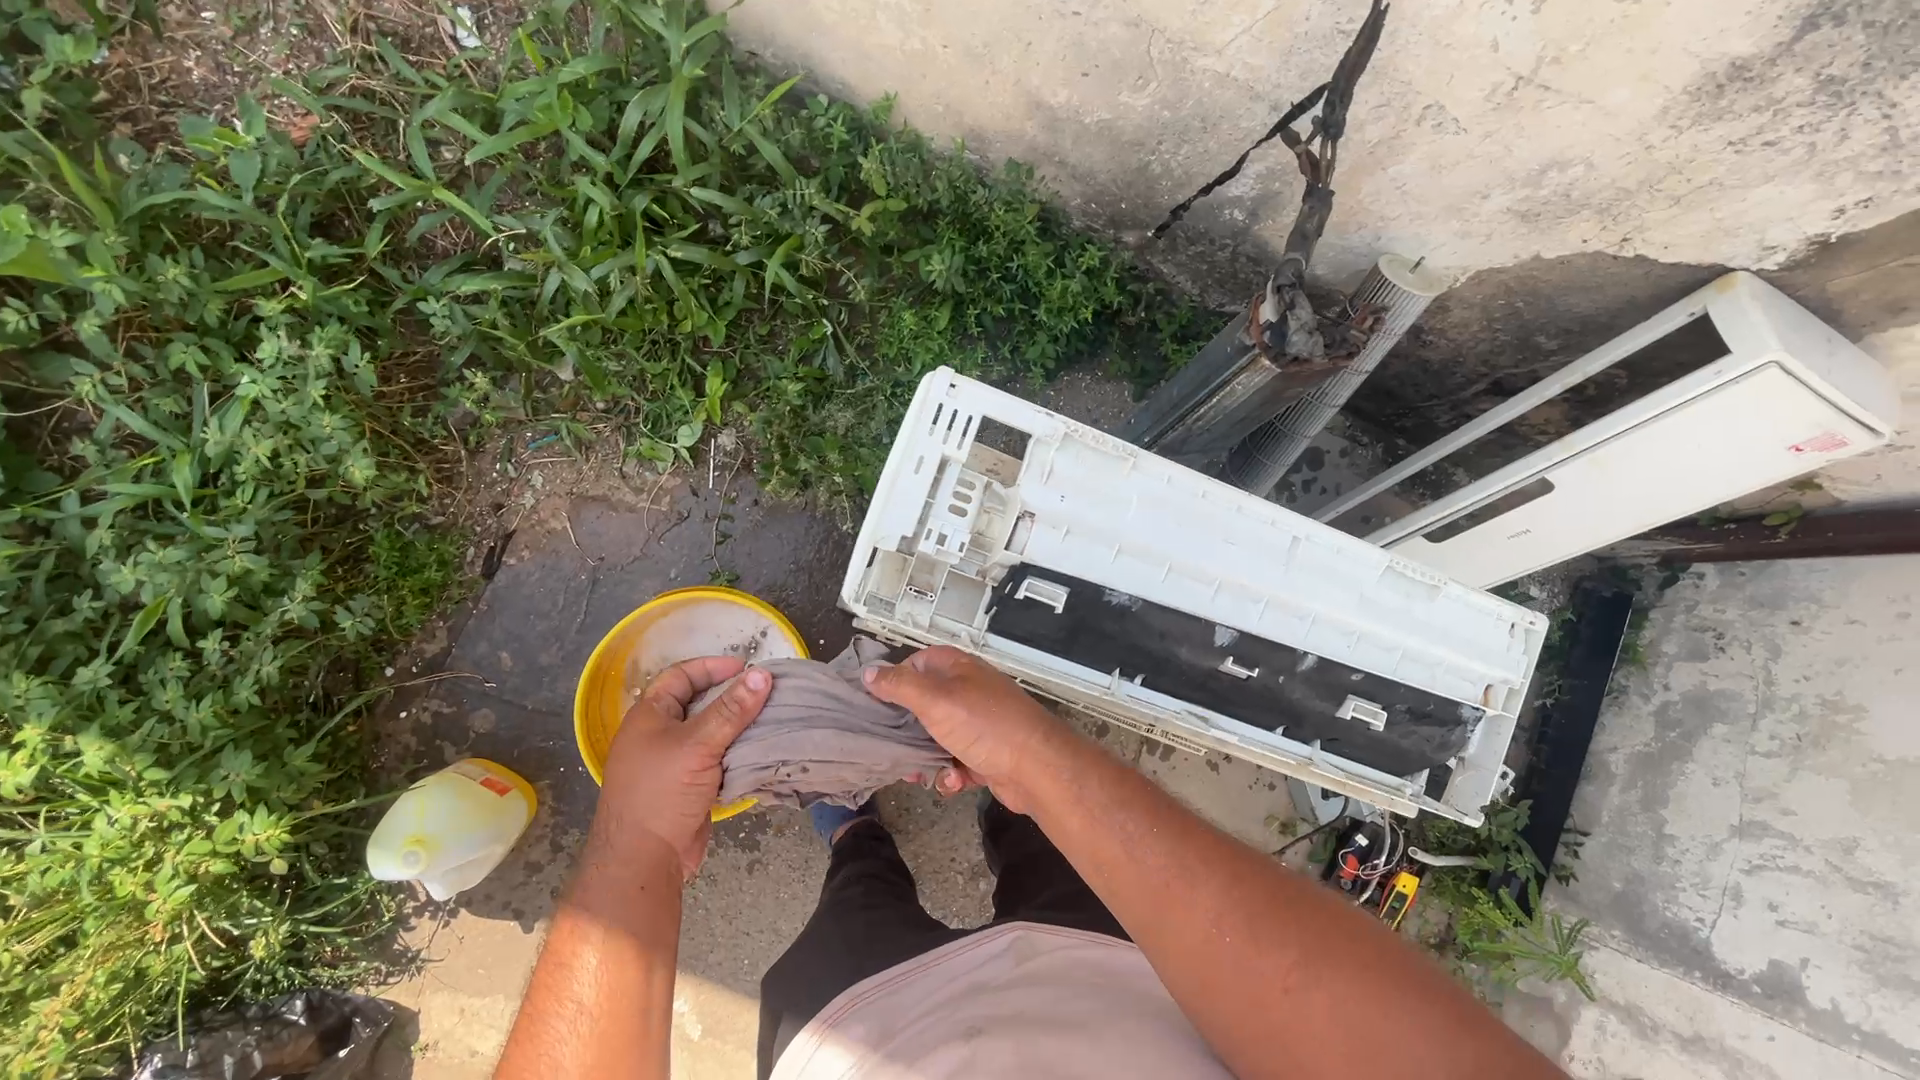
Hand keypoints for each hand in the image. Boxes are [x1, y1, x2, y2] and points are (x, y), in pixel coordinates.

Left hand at [594, 656, 771, 878]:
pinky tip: (762, 749)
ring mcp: (674, 762)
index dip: (712, 667)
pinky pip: (717, 759)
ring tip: (771, 717)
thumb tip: (762, 674)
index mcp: (649, 715)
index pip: (681, 676)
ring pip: (711, 733)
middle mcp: (659, 734)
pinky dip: (737, 752)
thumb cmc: (662, 792)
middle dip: (731, 696)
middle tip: (766, 692)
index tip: (747, 668)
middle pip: (698, 703)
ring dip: (738, 726)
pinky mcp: (689, 786)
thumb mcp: (698, 745)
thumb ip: (731, 710)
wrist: (645, 858)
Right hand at [862, 646, 1065, 812]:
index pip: (920, 662)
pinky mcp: (988, 755)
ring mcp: (980, 725)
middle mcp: (970, 692)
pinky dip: (951, 775)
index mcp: (960, 669)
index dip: (898, 678)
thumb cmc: (985, 726)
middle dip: (908, 729)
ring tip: (917, 775)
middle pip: (927, 704)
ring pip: (939, 738)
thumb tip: (869, 672)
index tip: (878, 701)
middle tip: (890, 746)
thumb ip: (900, 686)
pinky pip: (958, 762)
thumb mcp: (935, 700)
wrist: (1037, 768)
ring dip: (926, 758)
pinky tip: (953, 782)